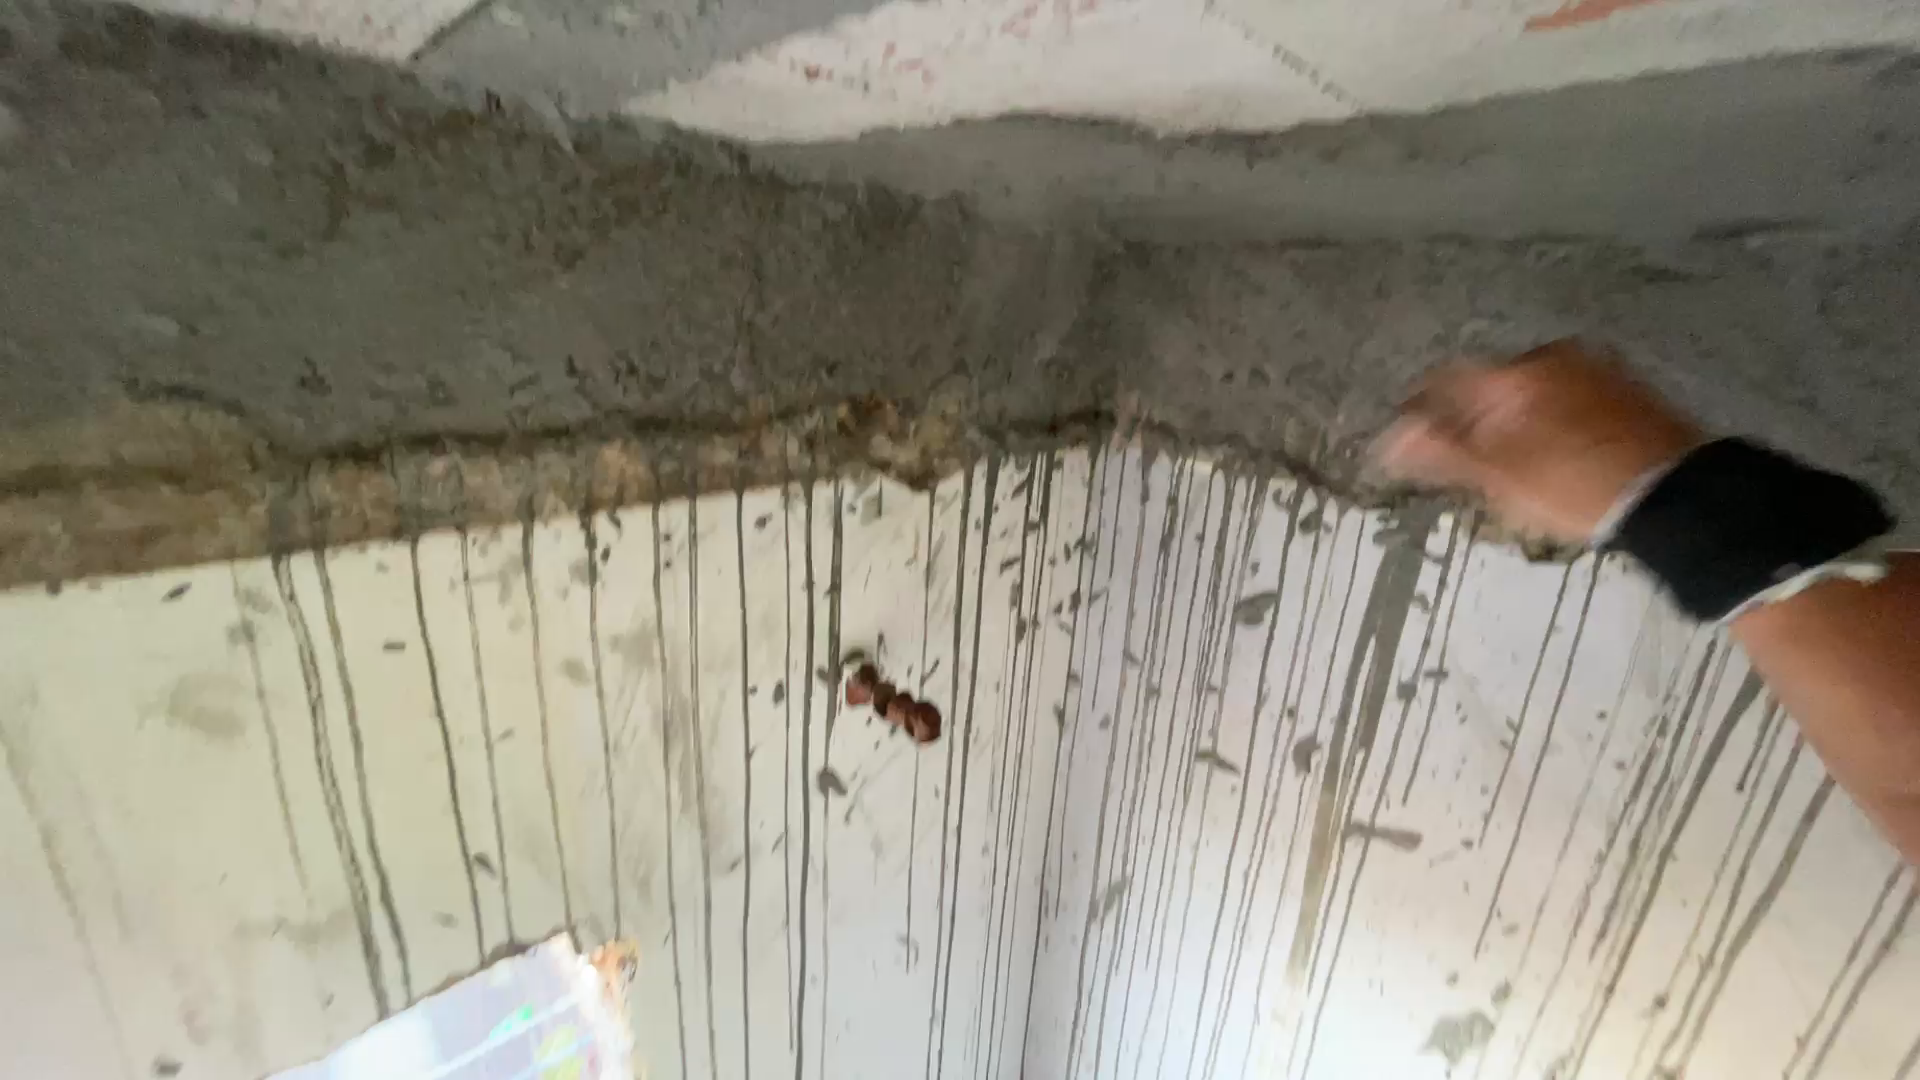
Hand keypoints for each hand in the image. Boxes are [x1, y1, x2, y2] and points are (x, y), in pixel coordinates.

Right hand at [1372, 339, 1703, 544]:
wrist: (1678, 496)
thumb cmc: (1573, 485)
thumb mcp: (1495, 475)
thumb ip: (1438, 450)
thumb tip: (1389, 436)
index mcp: (1516, 375)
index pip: (1443, 379)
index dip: (1417, 408)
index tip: (1405, 436)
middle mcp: (1553, 359)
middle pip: (1485, 384)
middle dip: (1464, 416)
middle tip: (1457, 456)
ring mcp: (1593, 369)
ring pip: (1524, 390)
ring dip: (1502, 418)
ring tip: (1500, 458)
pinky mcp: (1622, 388)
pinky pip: (1558, 395)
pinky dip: (1538, 417)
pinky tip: (1542, 451)